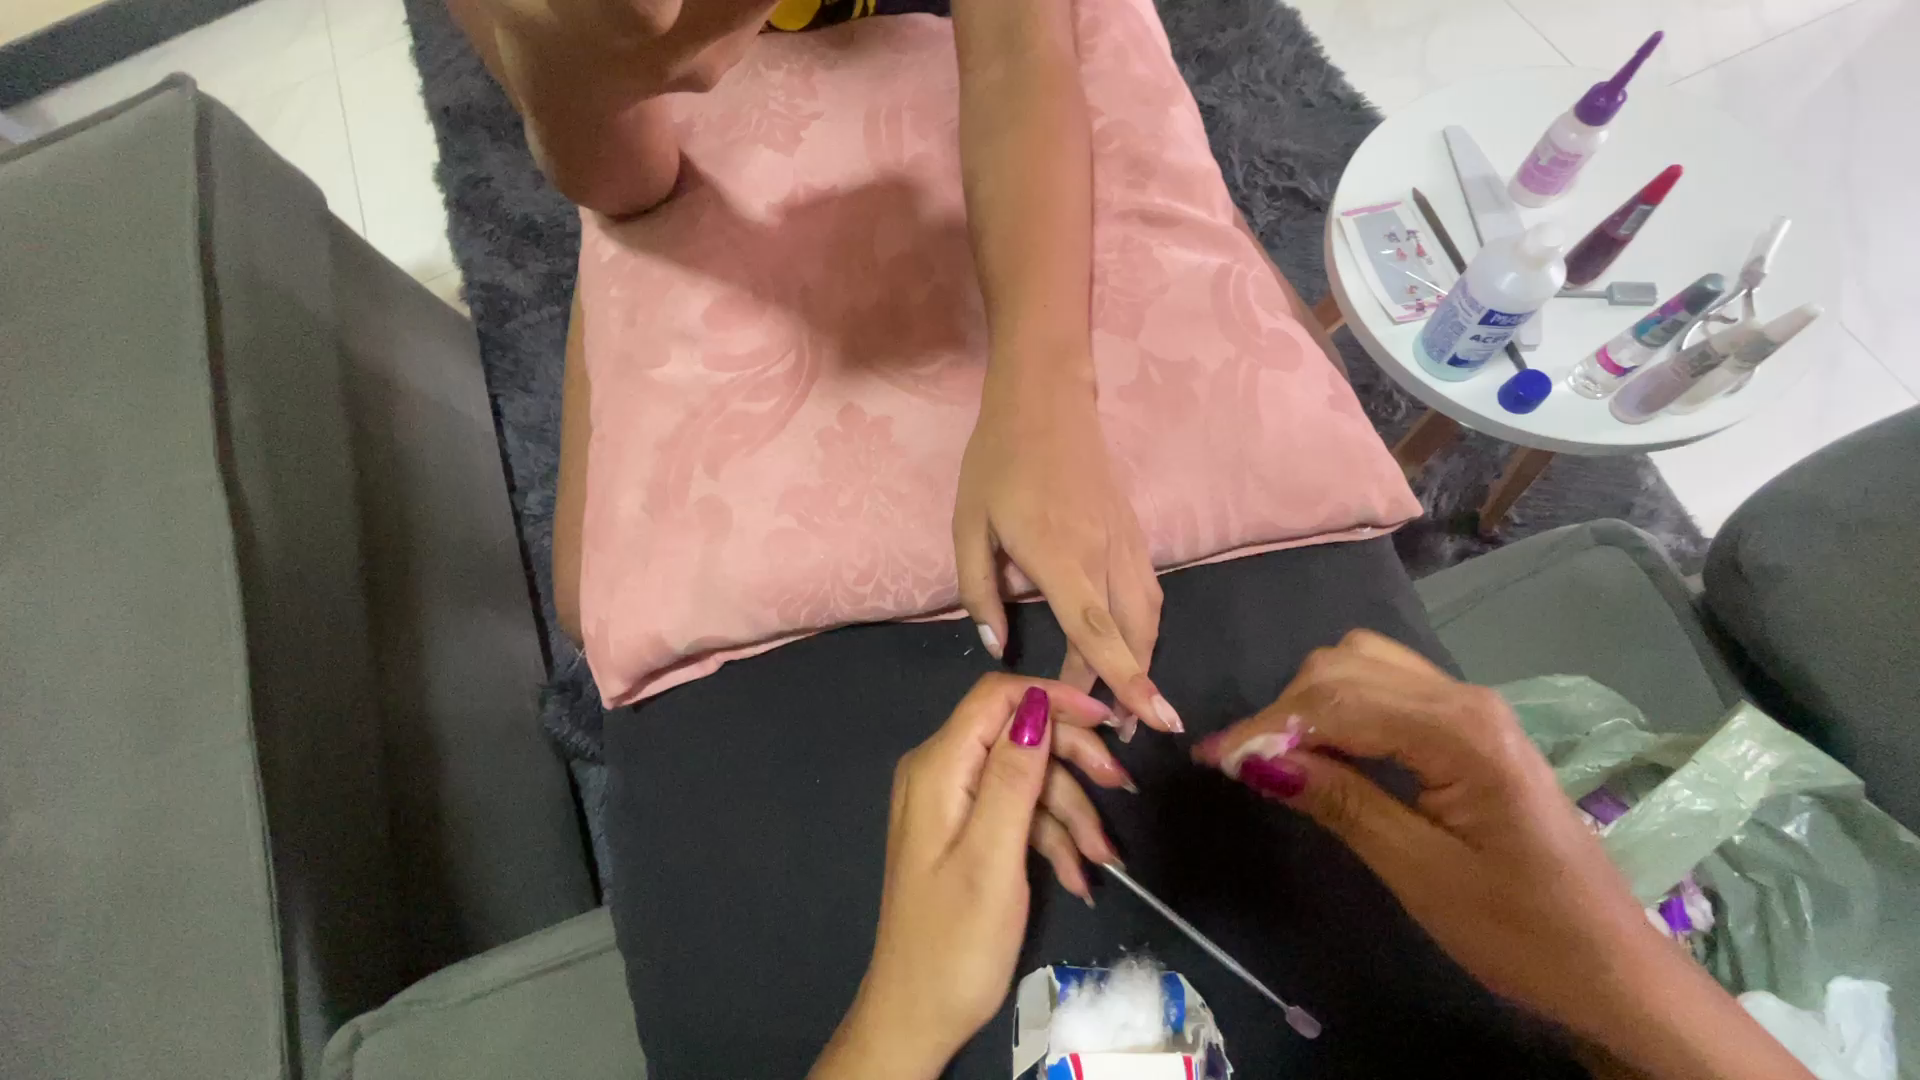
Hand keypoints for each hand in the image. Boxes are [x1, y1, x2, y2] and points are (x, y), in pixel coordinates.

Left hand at [811, 676, 1101, 1078]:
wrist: (916, 1014)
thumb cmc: (955, 942)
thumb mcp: (992, 858)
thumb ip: (1011, 777)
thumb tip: (1037, 703)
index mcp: (938, 767)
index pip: (997, 697)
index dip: (1054, 698)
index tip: (1108, 721)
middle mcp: (941, 770)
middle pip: (1017, 734)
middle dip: (1071, 761)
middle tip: (1121, 787)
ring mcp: (953, 800)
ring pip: (1025, 777)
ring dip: (1069, 812)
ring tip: (1103, 859)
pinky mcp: (966, 828)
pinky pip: (1015, 811)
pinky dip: (1050, 837)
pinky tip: (1079, 876)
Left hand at [953, 359, 1175, 736]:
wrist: (1045, 400)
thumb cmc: (996, 461)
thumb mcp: (968, 526)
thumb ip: (980, 590)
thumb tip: (999, 645)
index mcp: (1059, 556)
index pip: (1097, 630)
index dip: (1125, 679)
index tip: (1154, 721)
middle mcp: (1104, 554)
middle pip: (1133, 633)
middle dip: (1134, 684)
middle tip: (1125, 728)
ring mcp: (1126, 541)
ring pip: (1149, 614)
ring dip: (1144, 659)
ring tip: (1130, 696)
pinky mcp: (1134, 531)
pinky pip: (1149, 591)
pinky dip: (1145, 628)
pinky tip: (1129, 642)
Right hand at [1194, 631, 1813, 1079]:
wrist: (1611, 965)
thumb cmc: (1521, 930)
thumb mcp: (1418, 872)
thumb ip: (1338, 801)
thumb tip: (1255, 761)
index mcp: (1462, 732)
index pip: (1337, 701)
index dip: (1267, 727)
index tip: (1215, 759)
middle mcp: (1464, 698)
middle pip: (1342, 667)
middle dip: (1284, 710)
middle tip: (1247, 767)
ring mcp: (1466, 704)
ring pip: (1358, 663)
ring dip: (1309, 701)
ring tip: (1282, 756)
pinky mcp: (1462, 721)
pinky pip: (1381, 683)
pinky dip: (1337, 703)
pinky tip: (1324, 745)